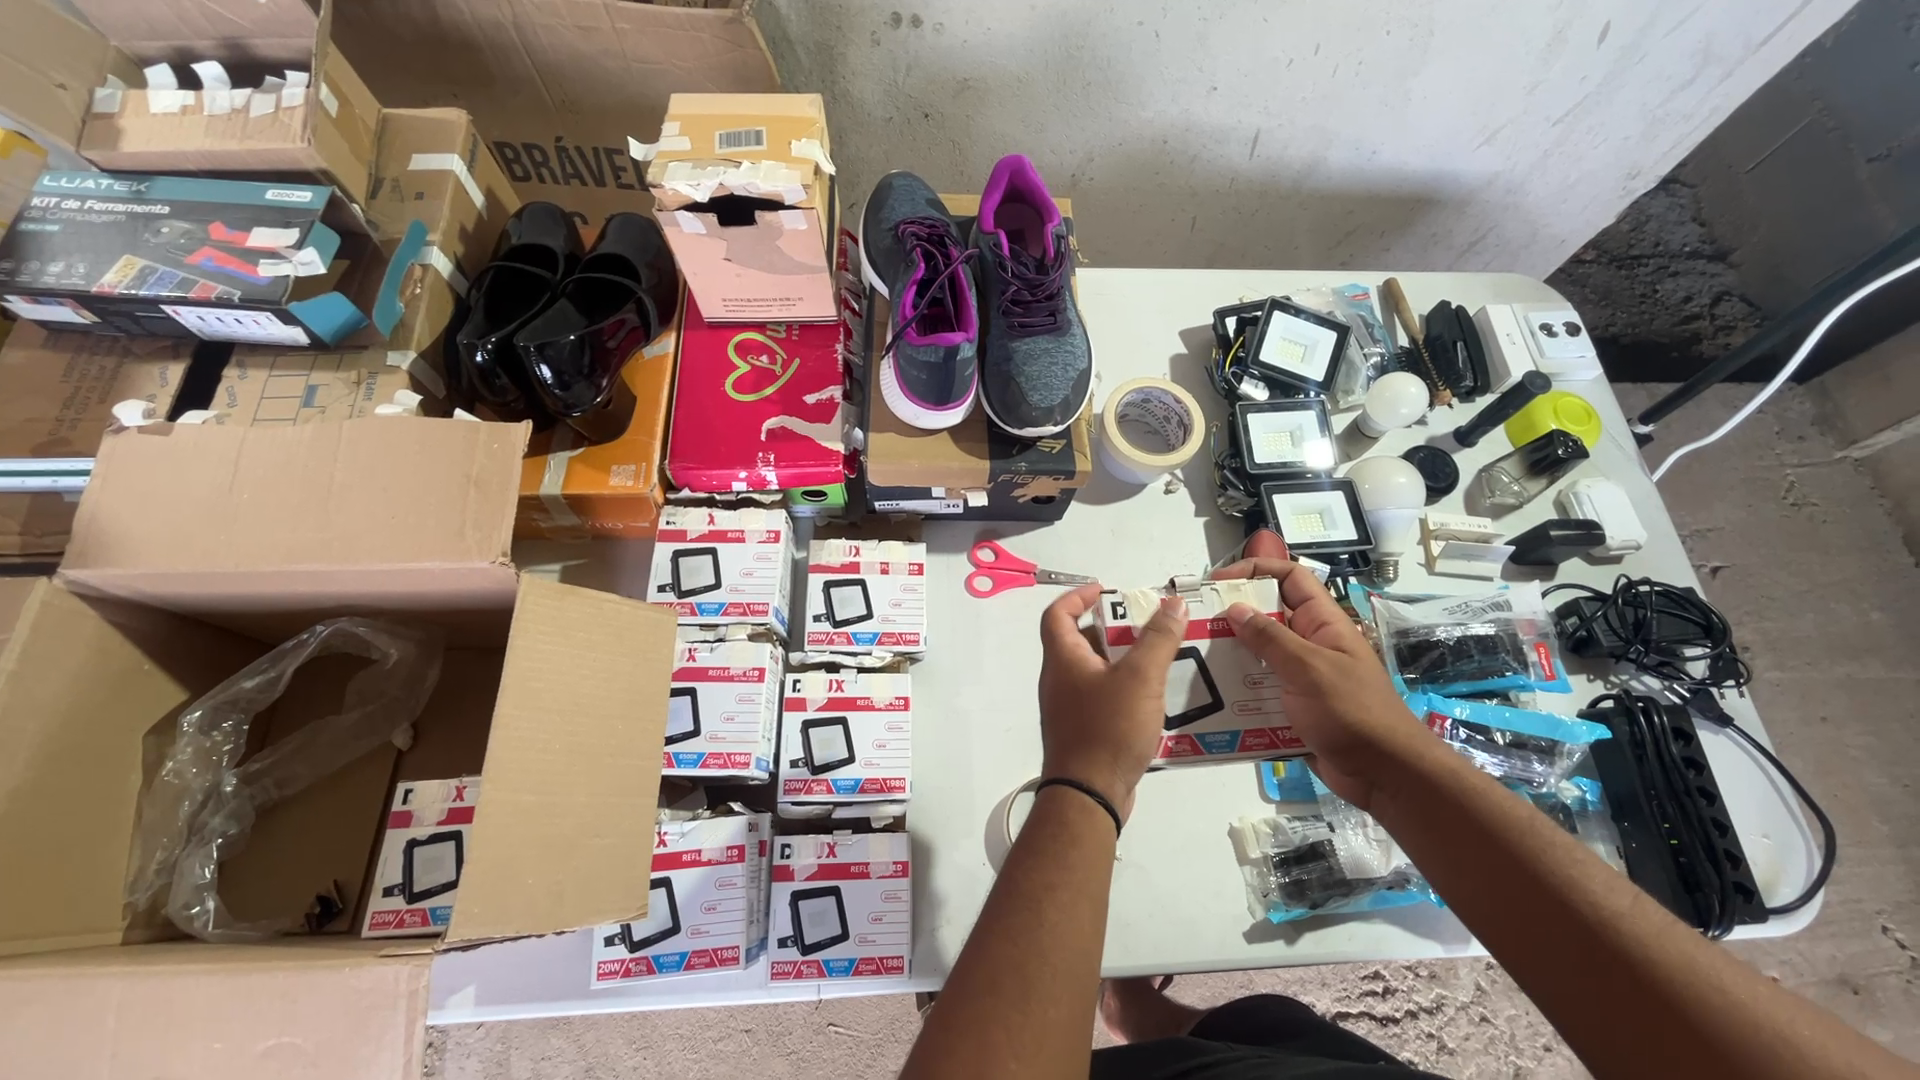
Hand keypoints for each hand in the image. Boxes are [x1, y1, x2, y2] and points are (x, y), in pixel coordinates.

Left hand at [1037, 583, 1188, 822]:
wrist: (1089, 795)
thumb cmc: (1108, 728)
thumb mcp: (1140, 678)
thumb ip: (1158, 639)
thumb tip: (1172, 603)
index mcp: (1062, 659)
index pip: (1057, 614)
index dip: (1077, 596)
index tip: (1105, 590)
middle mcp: (1059, 680)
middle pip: (1078, 642)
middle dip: (1111, 628)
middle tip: (1145, 625)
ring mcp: (1069, 709)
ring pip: (1094, 672)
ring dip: (1122, 661)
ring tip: (1159, 658)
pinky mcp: (1083, 732)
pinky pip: (1102, 698)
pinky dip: (1124, 690)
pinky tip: (1155, 698)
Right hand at [1212, 530, 1426, 809]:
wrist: (1384, 775)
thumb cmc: (1353, 713)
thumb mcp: (1310, 669)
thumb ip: (1270, 638)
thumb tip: (1234, 608)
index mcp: (1323, 624)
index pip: (1290, 578)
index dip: (1255, 570)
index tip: (1218, 582)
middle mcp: (1311, 644)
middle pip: (1267, 617)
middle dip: (1232, 617)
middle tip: (1195, 625)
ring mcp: (1301, 678)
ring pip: (1258, 656)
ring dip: (1230, 657)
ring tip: (1196, 661)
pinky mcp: (1292, 708)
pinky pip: (1258, 691)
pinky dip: (1237, 692)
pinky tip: (1212, 699)